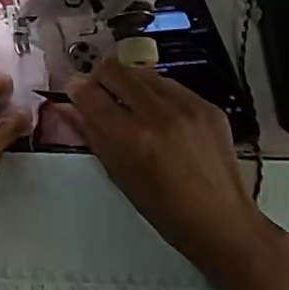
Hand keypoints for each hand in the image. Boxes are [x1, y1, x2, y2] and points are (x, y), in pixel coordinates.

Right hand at [64, 58, 266, 270]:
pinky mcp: (207, 105)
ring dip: (130, 83)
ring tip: (132, 104)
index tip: (76, 92)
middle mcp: (157, 113)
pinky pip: (172, 85)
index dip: (77, 89)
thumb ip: (91, 133)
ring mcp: (186, 105)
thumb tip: (69, 106)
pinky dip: (158, 94)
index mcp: (130, 137)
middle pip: (115, 70)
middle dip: (101, 78)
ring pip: (143, 72)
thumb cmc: (161, 206)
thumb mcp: (117, 173)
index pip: (90, 93)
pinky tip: (160, 114)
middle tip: (100, 92)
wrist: (218, 219)